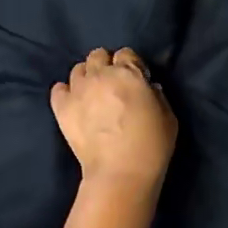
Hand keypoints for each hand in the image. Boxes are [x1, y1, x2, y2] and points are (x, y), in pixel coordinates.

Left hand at [51, 48, 177, 189]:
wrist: (121, 173)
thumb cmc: (152, 147)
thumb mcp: (169, 119)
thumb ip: (158, 98)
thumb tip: (149, 88)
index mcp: (129, 74)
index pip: (127, 54)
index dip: (132, 65)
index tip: (136, 80)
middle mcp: (100, 75)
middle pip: (98, 55)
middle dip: (107, 65)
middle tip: (114, 85)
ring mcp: (78, 90)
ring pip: (78, 69)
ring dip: (87, 77)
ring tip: (93, 95)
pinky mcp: (62, 108)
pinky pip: (58, 88)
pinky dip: (66, 92)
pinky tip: (75, 103)